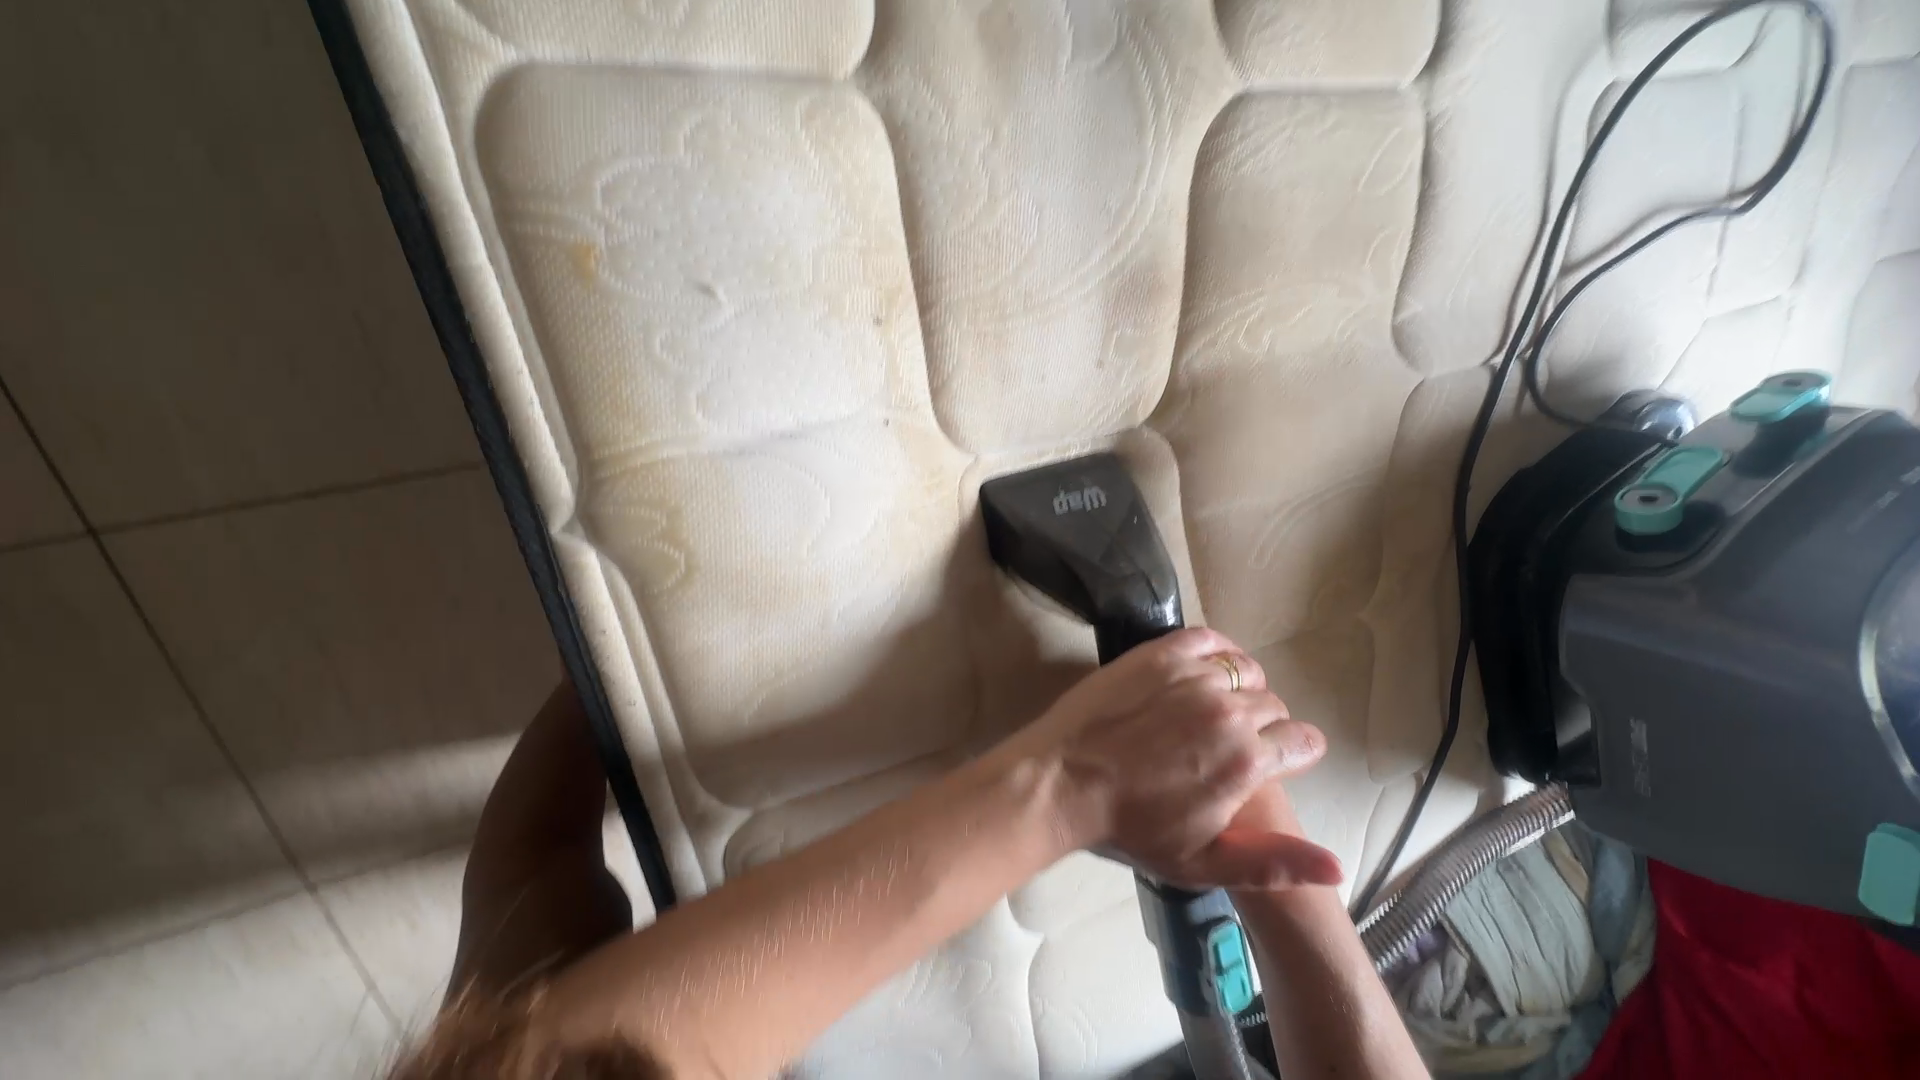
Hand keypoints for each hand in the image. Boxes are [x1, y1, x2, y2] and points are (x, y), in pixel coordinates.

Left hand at [993, 627, 1341, 890]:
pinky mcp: (1159, 654)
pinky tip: (1203, 670)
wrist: (1060, 783)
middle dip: (1263, 725)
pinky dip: (1217, 651)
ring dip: (1240, 687)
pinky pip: (1210, 638)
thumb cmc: (1130, 828)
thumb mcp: (1202, 863)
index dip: (1293, 753)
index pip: (1304, 741)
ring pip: (1245, 671)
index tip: (1271, 760)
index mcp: (1246, 762)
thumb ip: (1273, 862)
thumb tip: (1338, 867)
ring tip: (1212, 708)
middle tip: (1228, 743)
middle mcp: (1228, 712)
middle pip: (1274, 705)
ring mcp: (1192, 677)